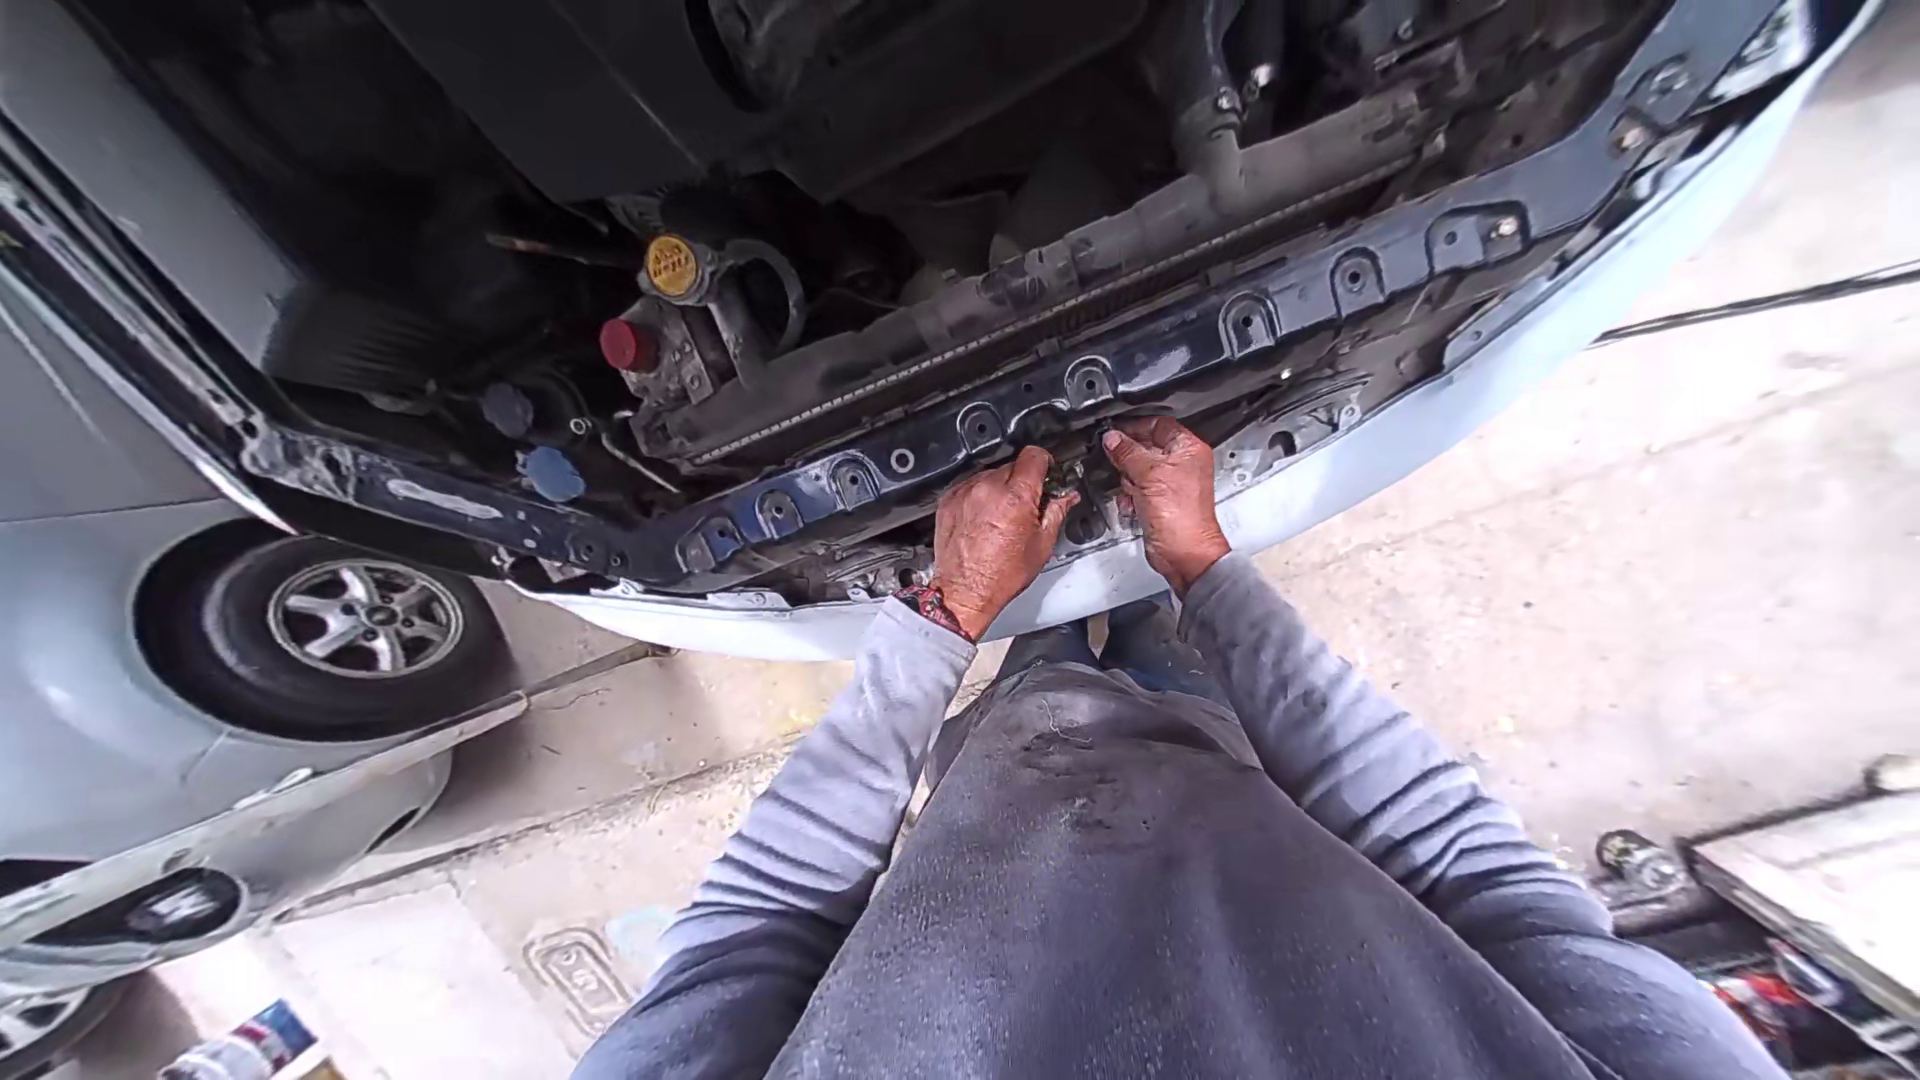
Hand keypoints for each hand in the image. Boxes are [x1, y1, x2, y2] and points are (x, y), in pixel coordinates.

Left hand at [931, 445, 1079, 639]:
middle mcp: (988, 489)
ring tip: (1001, 516)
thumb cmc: (1001, 575)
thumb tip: (1067, 497)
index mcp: (1016, 498)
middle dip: (1021, 481)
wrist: (965, 591)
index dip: (1044, 463)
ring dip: (998, 488)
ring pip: (989, 474)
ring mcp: (965, 493)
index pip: (1034, 456)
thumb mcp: (1041, 545)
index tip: (1045, 472)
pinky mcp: (948, 500)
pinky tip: (983, 518)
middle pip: (1012, 465)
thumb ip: (1056, 512)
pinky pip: (969, 485)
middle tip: (1025, 505)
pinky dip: (978, 495)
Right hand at [1102, 416, 1230, 595]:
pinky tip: (1131, 504)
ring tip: (1130, 490)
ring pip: (1138, 470)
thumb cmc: (1181, 516)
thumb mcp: (1149, 474)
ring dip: (1128, 480)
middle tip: (1118, 464)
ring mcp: (1170, 484)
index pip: (1159, 425)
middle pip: (1145, 447)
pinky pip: (1136, 490)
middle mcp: (1182, 465)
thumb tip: (1112, 439)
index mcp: (1188, 450)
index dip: (1135, 426)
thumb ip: (1128, 452)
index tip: (1115, 432)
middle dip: (1129, 458)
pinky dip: (1130, 496)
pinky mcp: (1159, 502)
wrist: (1183, 552)